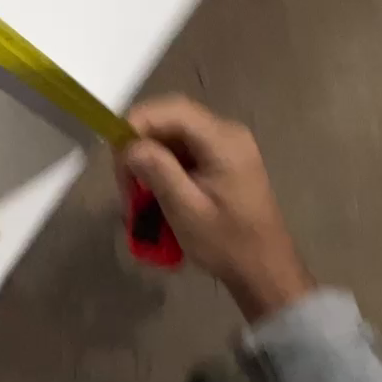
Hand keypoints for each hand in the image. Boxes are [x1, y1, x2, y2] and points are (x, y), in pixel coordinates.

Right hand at [118, 95, 313, 320]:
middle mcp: (226, 132)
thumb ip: (157, 170)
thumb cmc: (227, 243)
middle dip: (139, 144)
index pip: (170, 110)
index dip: (136, 125)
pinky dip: (161, 164)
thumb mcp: (186, 210)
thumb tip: (128, 146)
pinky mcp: (220, 158)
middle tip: (123, 179)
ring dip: (148, 156)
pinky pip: (181, 148)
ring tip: (135, 191)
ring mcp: (225, 144)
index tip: (116, 159)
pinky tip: (153, 190)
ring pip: (171, 133)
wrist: (265, 271)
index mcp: (223, 140)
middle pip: (169, 118)